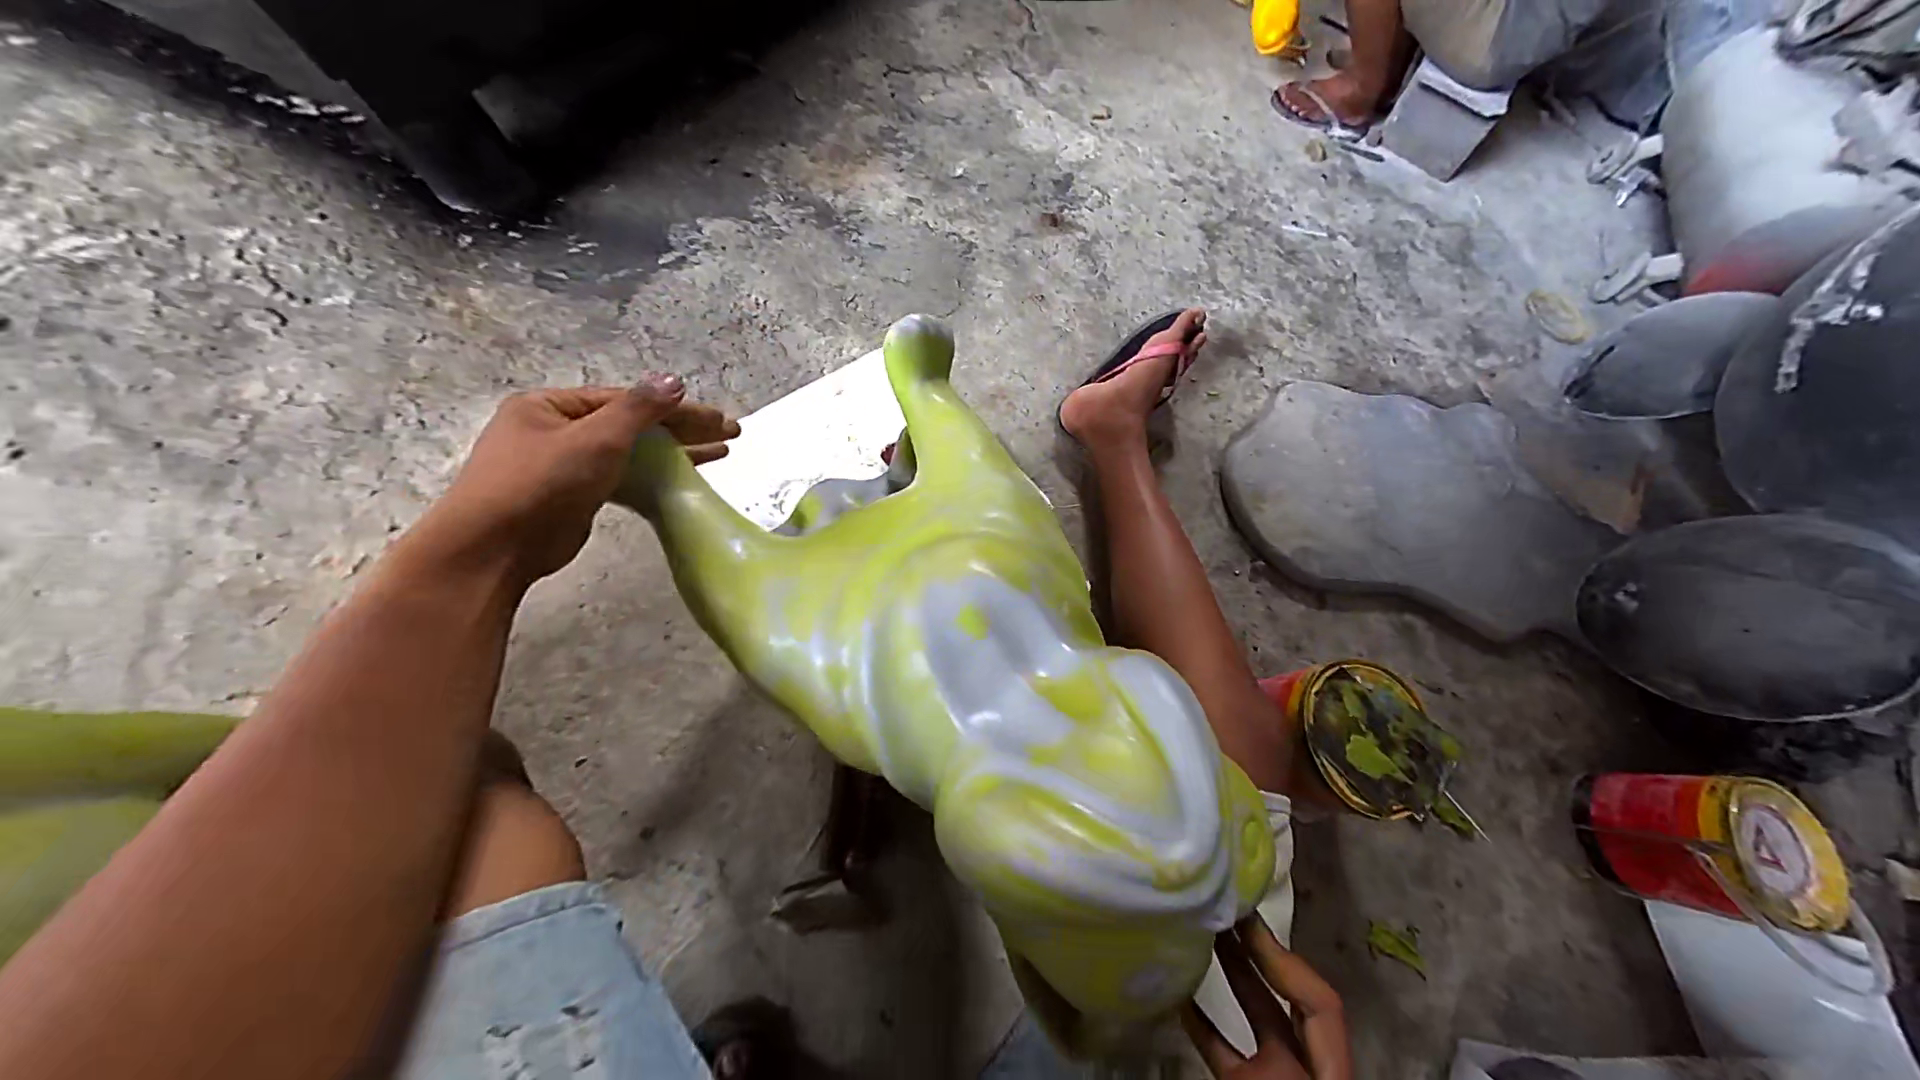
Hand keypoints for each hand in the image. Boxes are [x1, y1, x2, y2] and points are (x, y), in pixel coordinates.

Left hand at [409, 376, 739, 587]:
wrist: (496, 548)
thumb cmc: (542, 483)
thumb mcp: (595, 438)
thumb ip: (638, 409)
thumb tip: (674, 380)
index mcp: (551, 406)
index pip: (626, 400)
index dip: (677, 407)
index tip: (718, 418)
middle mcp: (556, 430)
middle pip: (632, 424)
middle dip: (683, 429)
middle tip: (729, 433)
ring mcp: (565, 465)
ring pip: (631, 452)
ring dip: (674, 453)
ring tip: (718, 454)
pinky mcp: (576, 497)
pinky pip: (623, 478)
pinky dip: (654, 476)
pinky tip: (681, 479)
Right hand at [1182, 914, 1351, 1079]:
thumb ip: (1274, 1031)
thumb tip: (1220, 986)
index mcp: (1330, 1065)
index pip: (1317, 998)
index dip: (1284, 958)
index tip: (1246, 919)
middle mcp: (1303, 1060)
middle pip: (1282, 993)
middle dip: (1254, 949)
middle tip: (1221, 907)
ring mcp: (1274, 1073)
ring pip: (1253, 1012)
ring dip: (1229, 973)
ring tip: (1200, 933)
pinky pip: (1223, 1047)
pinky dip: (1201, 1020)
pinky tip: (1179, 992)